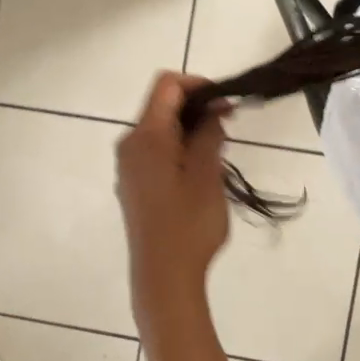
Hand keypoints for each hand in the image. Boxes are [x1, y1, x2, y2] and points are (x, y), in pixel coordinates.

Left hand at [117, 71, 229, 311]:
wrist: (163, 275)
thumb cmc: (189, 226)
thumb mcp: (207, 178)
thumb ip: (209, 137)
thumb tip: (212, 111)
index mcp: (146, 136)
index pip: (167, 86)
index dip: (199, 85)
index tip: (229, 103)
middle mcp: (129, 144)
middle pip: (161, 108)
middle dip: (197, 111)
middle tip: (231, 132)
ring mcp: (128, 167)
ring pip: (160, 134)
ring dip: (190, 134)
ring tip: (220, 157)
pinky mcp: (133, 187)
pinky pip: (156, 156)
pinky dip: (180, 153)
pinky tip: (200, 178)